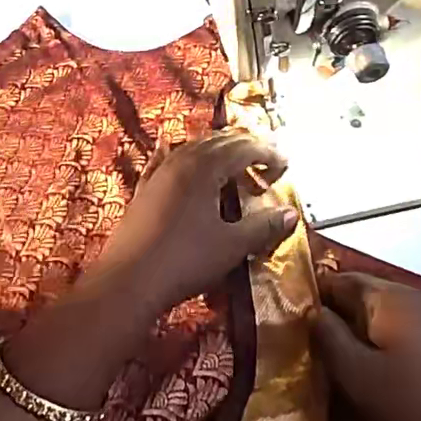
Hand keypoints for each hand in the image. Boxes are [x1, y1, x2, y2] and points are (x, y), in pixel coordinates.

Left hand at [84, 132, 293, 318]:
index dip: (266, 153)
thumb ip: (263, 227)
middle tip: (267, 155)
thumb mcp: (231, 245)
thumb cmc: (185, 260)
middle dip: (244, 144)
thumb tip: (291, 213)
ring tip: (234, 157)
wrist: (129, 279)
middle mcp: (180, 161)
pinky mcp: (144, 190)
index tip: (286, 164)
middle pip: (217, 141)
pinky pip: (164, 161)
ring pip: (191, 148)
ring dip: (216, 148)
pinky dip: (178, 155)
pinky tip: (170, 147)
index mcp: (204, 168)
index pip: (242, 148)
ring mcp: (158, 174)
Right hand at [314, 271, 420, 420]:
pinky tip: (371, 394)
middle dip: (331, 326)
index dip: (307, 296)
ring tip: (333, 377)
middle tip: (304, 354)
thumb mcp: (357, 375)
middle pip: (357, 303)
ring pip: (378, 328)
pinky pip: (400, 349)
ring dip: (355, 348)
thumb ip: (326, 336)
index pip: (335, 278)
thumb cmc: (420, 410)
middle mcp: (412, 302)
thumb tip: (310, 312)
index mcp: (387, 296)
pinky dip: (380, 363)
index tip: (282, 320)